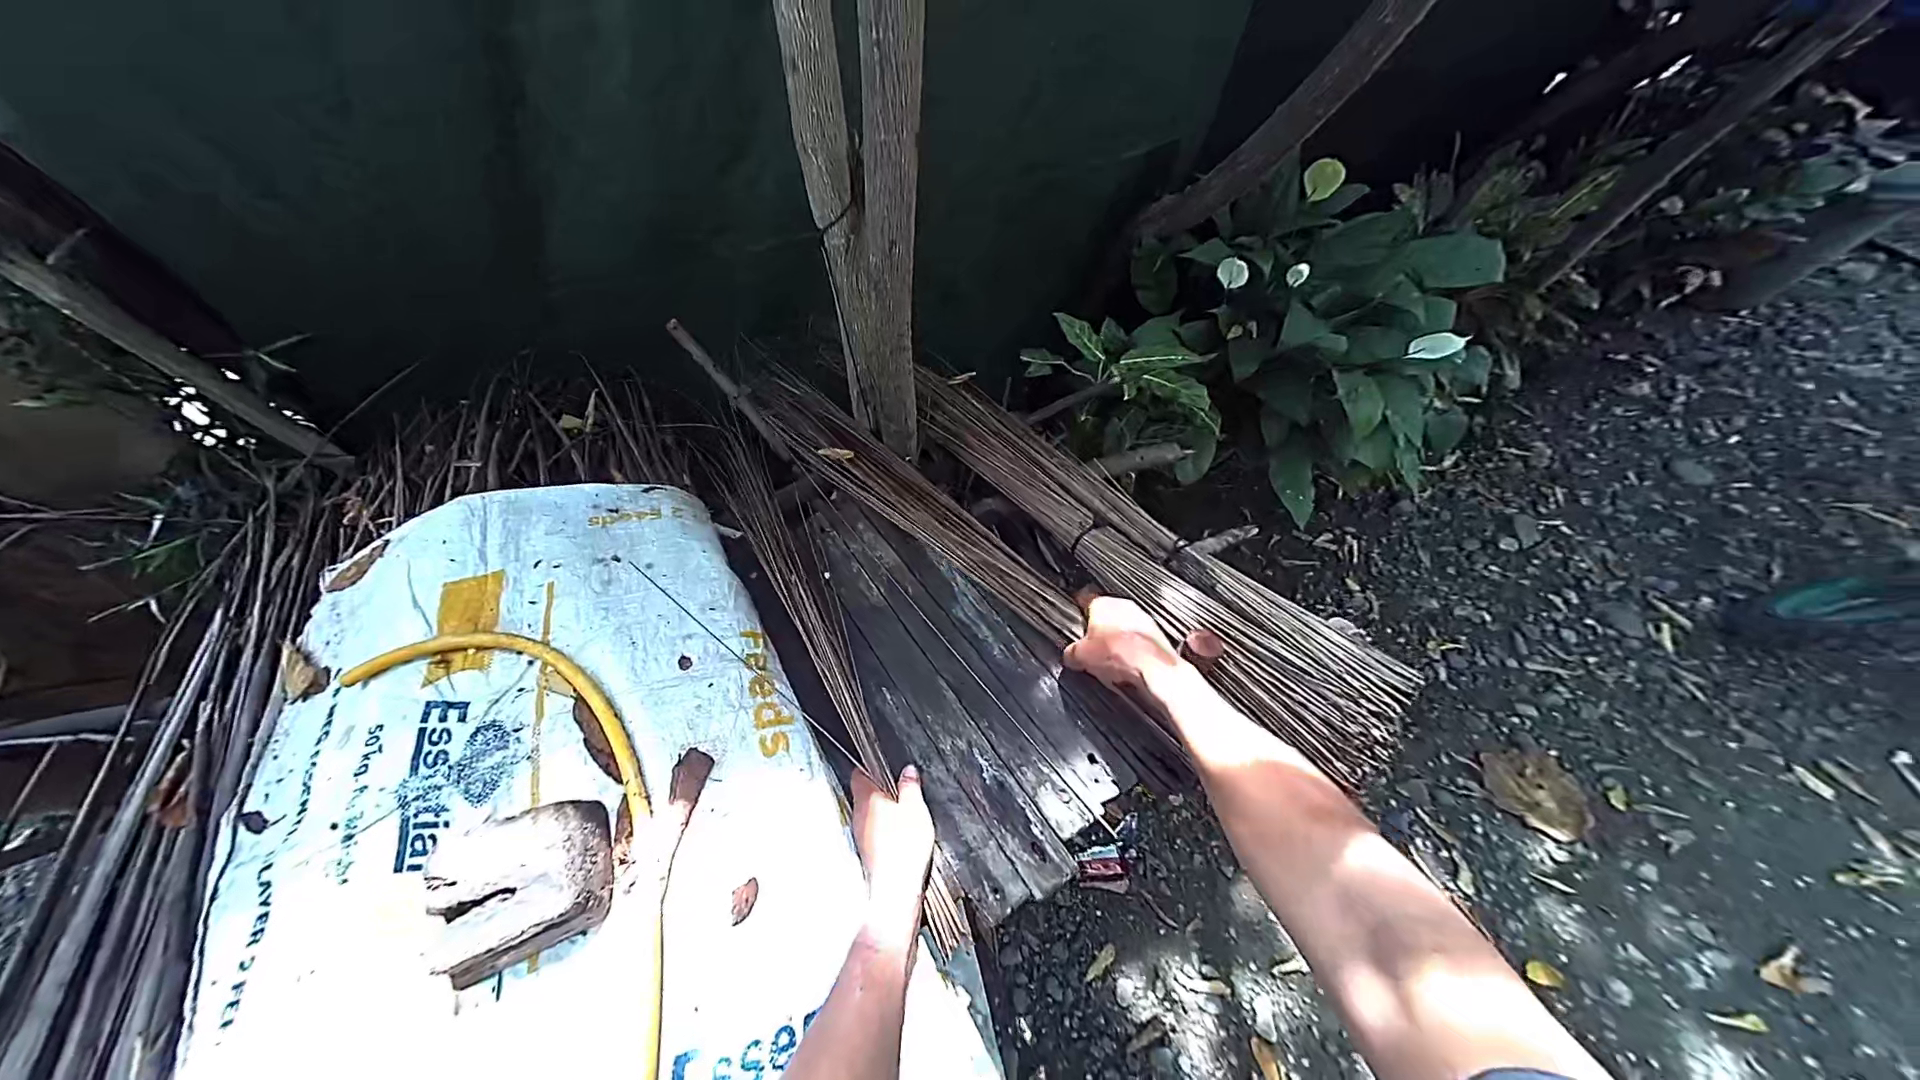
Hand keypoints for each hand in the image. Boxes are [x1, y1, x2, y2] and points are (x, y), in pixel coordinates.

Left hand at [850, 765, 933, 943]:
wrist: (895, 890)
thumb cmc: (904, 847)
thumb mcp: (915, 808)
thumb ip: (910, 786)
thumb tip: (908, 771)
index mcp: (867, 797)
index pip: (859, 773)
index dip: (868, 766)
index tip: (879, 764)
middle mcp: (858, 814)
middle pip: (863, 793)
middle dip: (879, 789)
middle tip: (897, 787)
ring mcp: (860, 834)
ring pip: (868, 813)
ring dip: (882, 809)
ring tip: (904, 810)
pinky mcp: (866, 851)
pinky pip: (873, 831)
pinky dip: (884, 828)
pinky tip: (900, 834)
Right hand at [1064, 595, 1180, 690]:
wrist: (1153, 670)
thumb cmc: (1119, 655)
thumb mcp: (1079, 656)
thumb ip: (1071, 652)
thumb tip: (1069, 656)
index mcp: (1103, 603)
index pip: (1085, 604)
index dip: (1079, 620)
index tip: (1077, 631)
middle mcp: (1125, 606)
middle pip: (1106, 618)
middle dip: (1100, 635)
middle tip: (1092, 653)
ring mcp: (1145, 620)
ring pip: (1124, 630)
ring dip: (1119, 644)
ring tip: (1112, 665)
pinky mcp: (1159, 637)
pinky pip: (1140, 644)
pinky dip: (1134, 654)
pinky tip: (1129, 669)